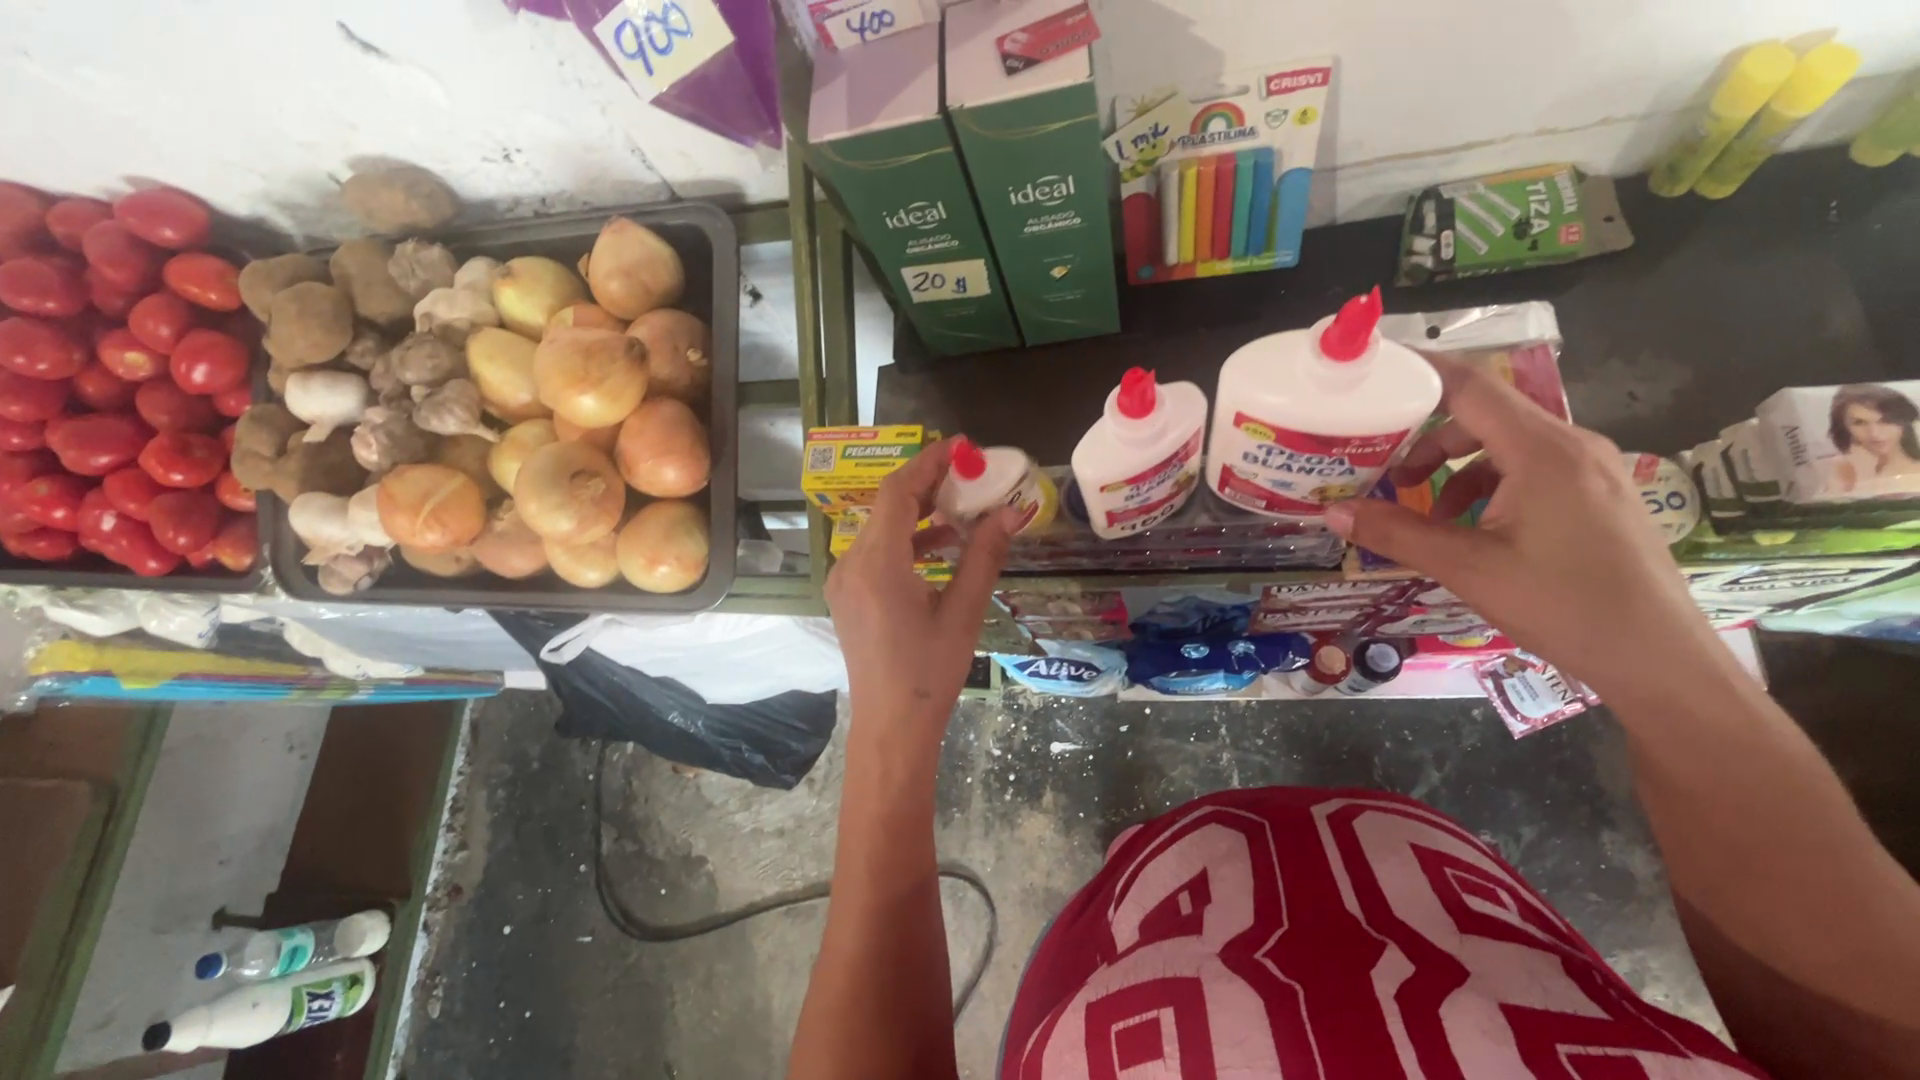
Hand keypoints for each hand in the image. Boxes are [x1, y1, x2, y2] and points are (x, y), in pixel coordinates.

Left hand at [826, 438, 1016, 756]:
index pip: (899, 493)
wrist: (891, 726)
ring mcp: (845, 581)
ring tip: (963, 507)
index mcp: (876, 564)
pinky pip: (876, 552)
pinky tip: (941, 545)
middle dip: (928, 485)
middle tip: (969, 473)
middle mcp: (851, 564)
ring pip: (881, 529)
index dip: (929, 463)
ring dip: (919, 514)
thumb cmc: (930, 672)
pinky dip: (907, 541)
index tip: (962, 447)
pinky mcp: (848, 596)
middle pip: (888, 507)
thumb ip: (985, 554)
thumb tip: (1015, 509)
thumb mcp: (964, 611)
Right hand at [1323, 355, 1724, 698]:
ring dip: (1455, 467)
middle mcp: (1573, 445)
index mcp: (1543, 451)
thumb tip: (1331, 512)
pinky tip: (1473, 529)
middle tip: (1381, 470)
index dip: (1418, 372)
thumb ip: (1397, 533)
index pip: (1470, 386)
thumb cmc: (1563, 606)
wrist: (1659, 659)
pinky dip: (1489, 486)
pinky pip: (1532, 470)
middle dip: (1426, 437)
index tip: (1372, 371)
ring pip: (1507, 445)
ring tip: (1424, 511)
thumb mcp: (1468, 568)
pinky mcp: (1600, 495)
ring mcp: (1593, 469)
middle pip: (1485, 415)